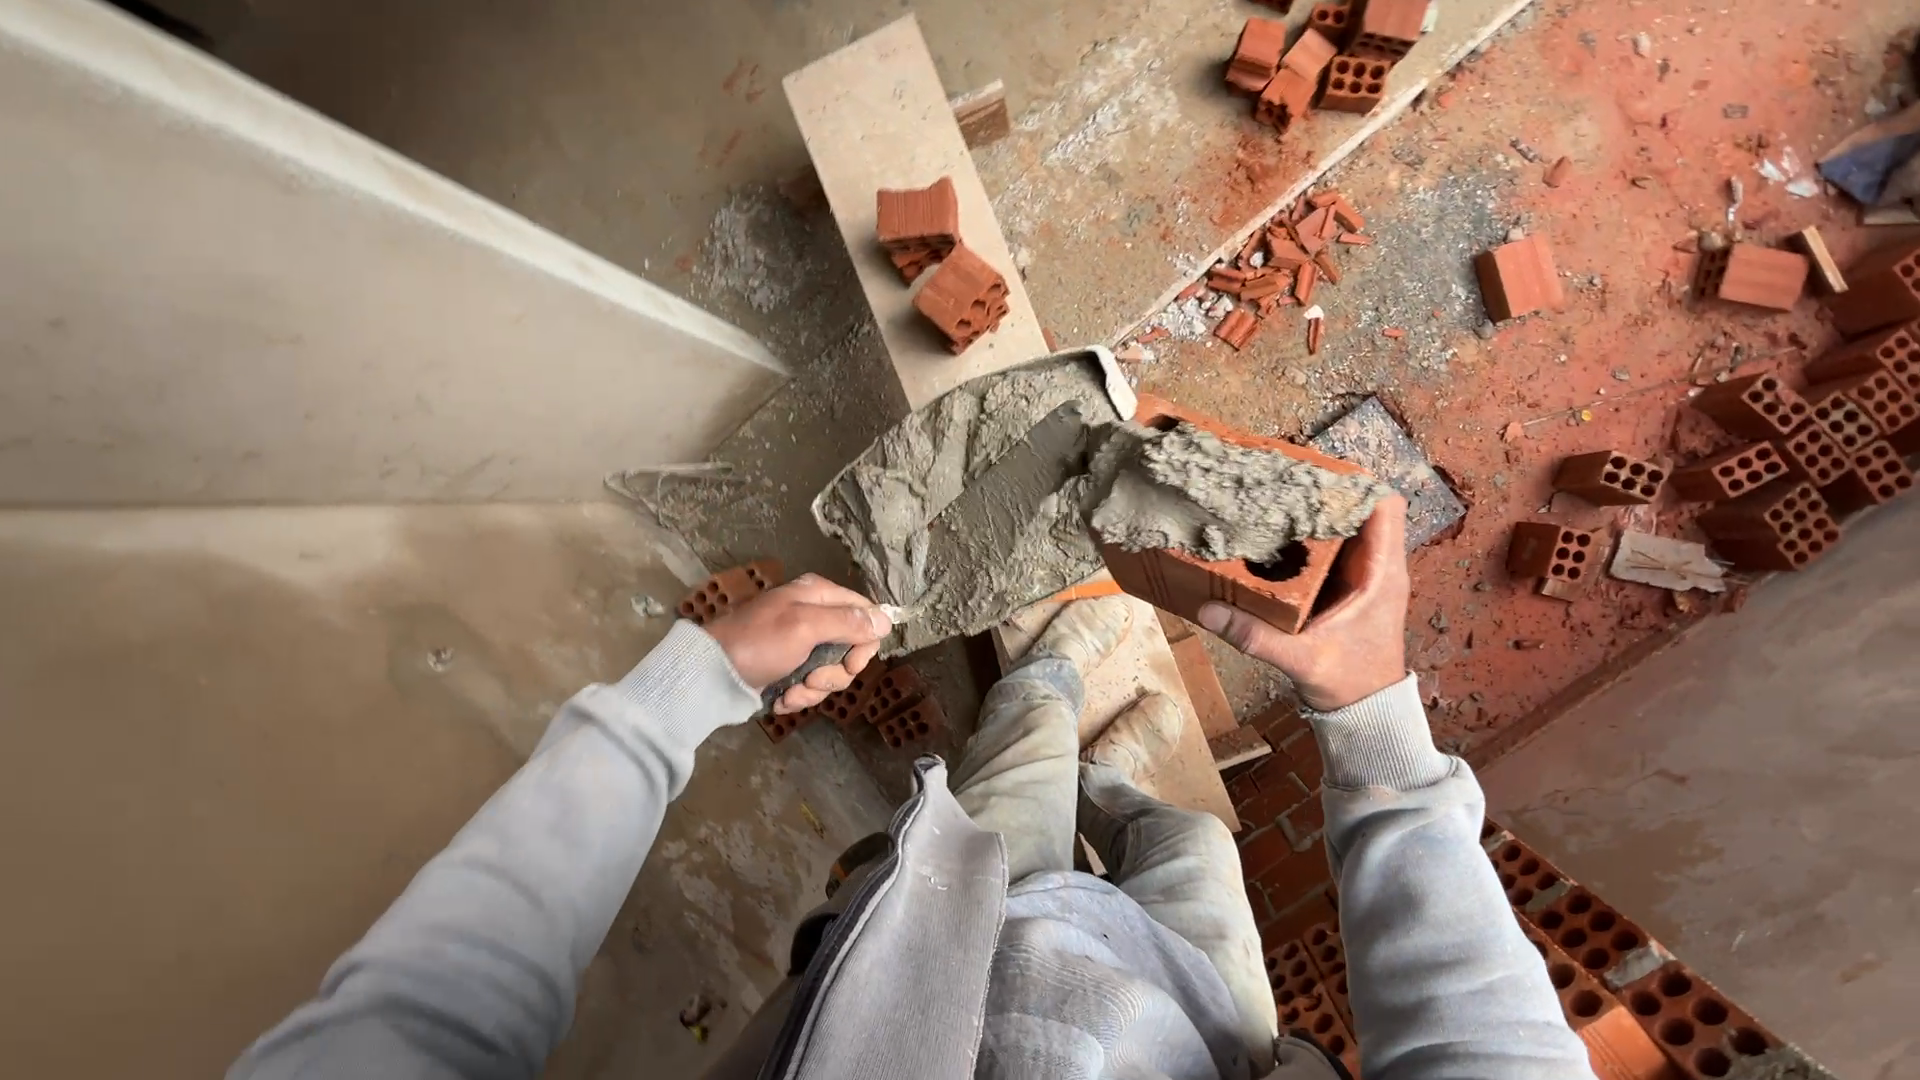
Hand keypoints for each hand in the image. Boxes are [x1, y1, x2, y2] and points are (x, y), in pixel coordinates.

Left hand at [701, 573, 893, 714]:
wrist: (710, 676)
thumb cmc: (757, 644)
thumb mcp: (804, 627)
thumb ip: (847, 622)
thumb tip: (886, 619)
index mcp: (818, 595)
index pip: (865, 614)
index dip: (864, 642)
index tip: (852, 662)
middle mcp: (814, 616)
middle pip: (852, 648)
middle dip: (836, 672)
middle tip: (814, 677)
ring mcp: (801, 645)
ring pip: (833, 672)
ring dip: (815, 689)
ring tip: (792, 691)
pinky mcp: (790, 670)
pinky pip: (812, 686)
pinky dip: (799, 696)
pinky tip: (781, 698)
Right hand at [1198, 496, 1409, 711]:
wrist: (1365, 711)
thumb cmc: (1349, 682)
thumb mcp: (1300, 659)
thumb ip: (1255, 635)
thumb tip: (1207, 611)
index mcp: (1381, 573)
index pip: (1385, 506)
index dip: (1354, 483)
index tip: (1310, 473)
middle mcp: (1377, 565)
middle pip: (1358, 507)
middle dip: (1321, 490)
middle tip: (1276, 479)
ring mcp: (1363, 574)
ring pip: (1344, 524)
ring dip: (1312, 510)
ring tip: (1269, 497)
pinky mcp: (1347, 585)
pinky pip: (1330, 546)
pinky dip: (1305, 535)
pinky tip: (1271, 533)